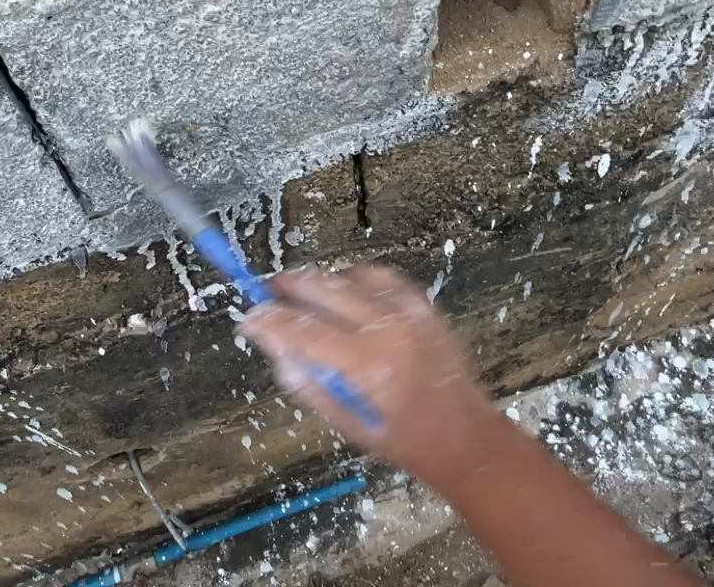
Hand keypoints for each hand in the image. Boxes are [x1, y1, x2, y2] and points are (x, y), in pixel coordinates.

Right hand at [241, 265, 502, 491]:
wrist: (466, 437)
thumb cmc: (402, 439)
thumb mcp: (346, 423)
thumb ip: (306, 382)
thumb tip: (273, 344)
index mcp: (367, 366)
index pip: (302, 330)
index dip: (268, 320)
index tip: (247, 317)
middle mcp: (387, 329)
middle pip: (321, 289)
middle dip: (286, 287)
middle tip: (266, 292)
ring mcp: (407, 310)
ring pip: (345, 276)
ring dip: (318, 283)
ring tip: (304, 298)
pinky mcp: (421, 302)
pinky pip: (375, 274)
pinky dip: (352, 278)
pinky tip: (343, 293)